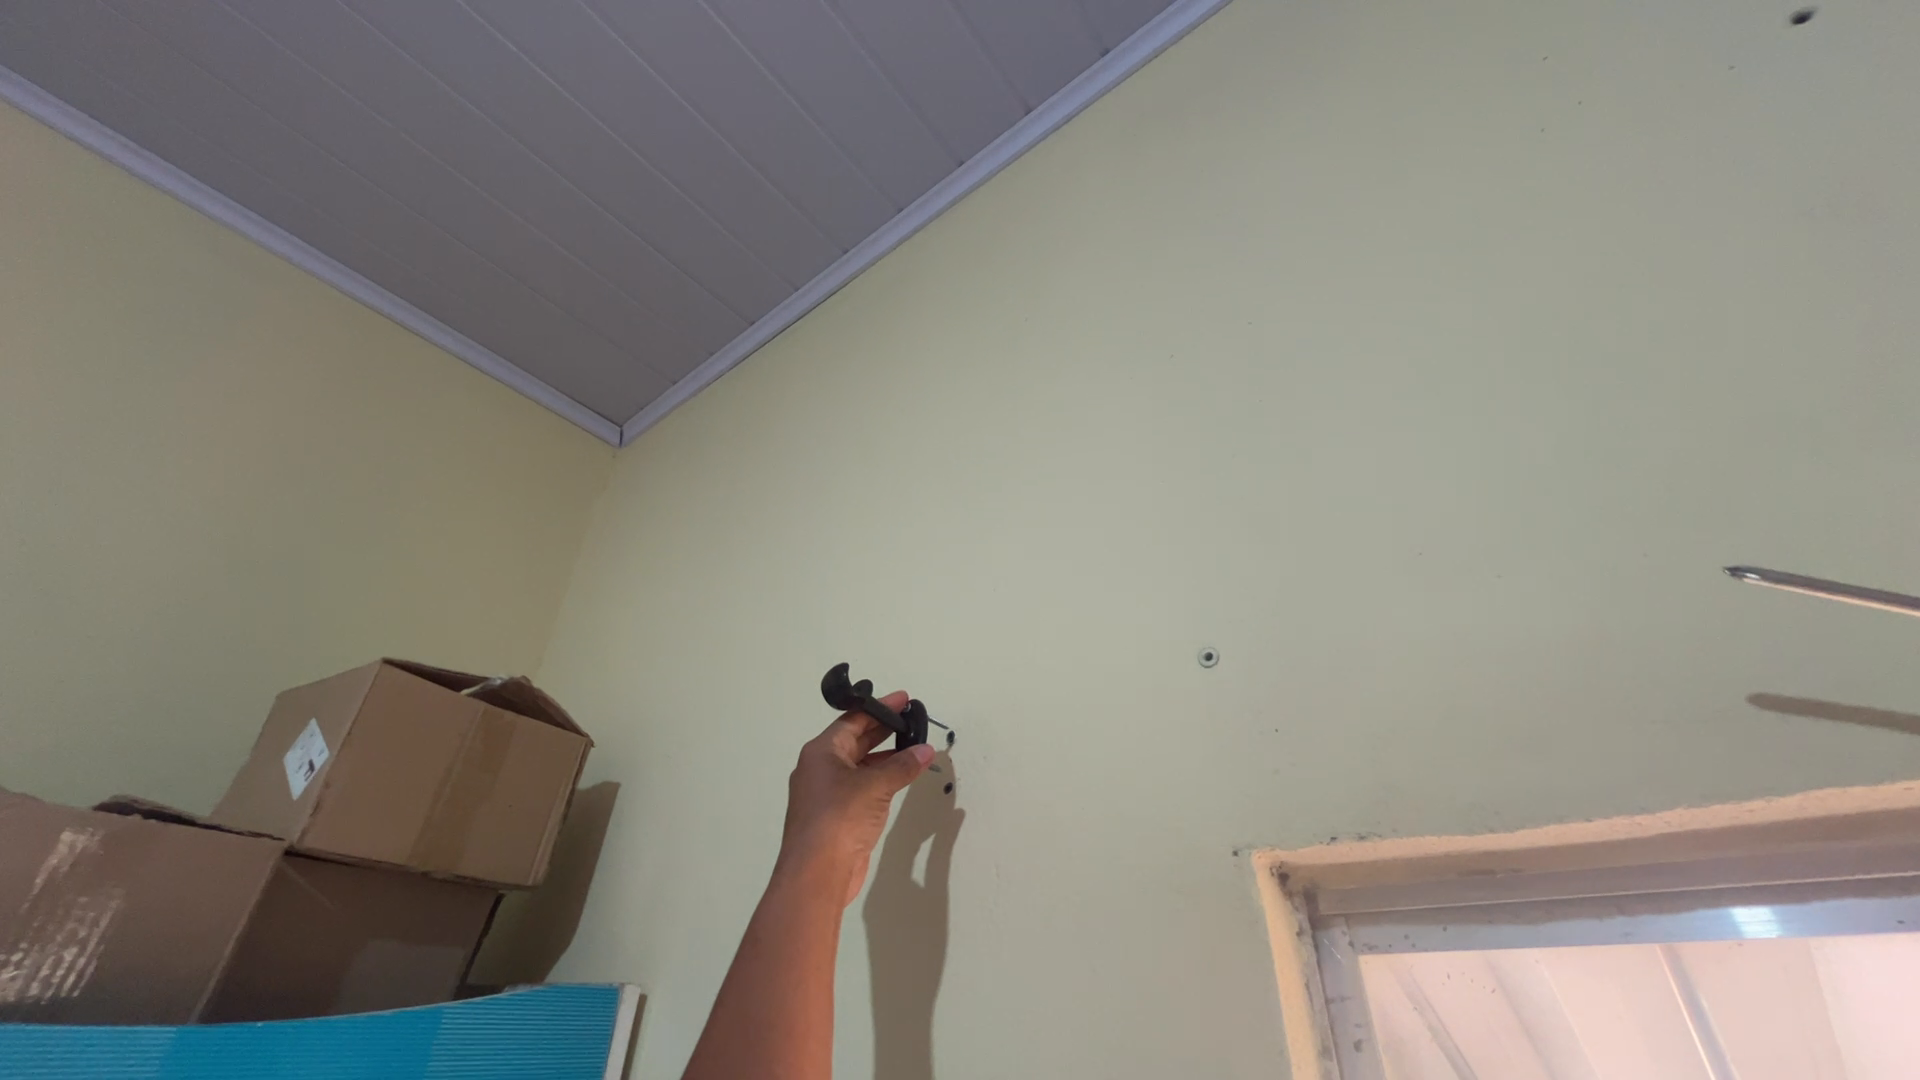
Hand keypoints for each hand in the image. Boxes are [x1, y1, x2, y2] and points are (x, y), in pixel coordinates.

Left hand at [777, 691, 936, 905]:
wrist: (816, 873)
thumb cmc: (840, 818)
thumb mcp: (875, 786)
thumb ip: (902, 766)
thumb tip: (926, 750)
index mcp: (821, 752)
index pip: (853, 721)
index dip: (880, 709)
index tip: (905, 700)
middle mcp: (820, 768)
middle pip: (855, 741)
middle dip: (884, 730)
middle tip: (912, 720)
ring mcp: (827, 794)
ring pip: (860, 766)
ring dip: (885, 757)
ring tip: (915, 747)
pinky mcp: (837, 816)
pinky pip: (862, 787)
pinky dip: (881, 779)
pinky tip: (902, 778)